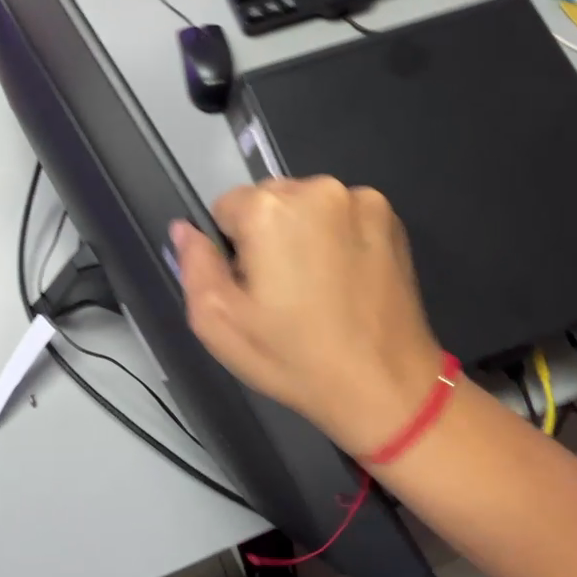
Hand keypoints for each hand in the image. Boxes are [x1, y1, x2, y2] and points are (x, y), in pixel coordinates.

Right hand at [172, 178, 445, 457]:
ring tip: (319, 287)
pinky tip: (347, 279)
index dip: (232, 248)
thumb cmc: (294, 358)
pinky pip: (344, 215)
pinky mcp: (391, 217)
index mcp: (269, 209)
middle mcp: (316, 189)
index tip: (253, 287)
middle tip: (284, 291)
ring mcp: (359, 200)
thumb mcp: (219, 322)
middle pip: (268, 200)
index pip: (225, 207)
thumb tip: (184, 228)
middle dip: (268, 235)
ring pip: (307, 206)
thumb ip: (194, 264)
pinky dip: (339, 237)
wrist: (387, 388)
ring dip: (304, 233)